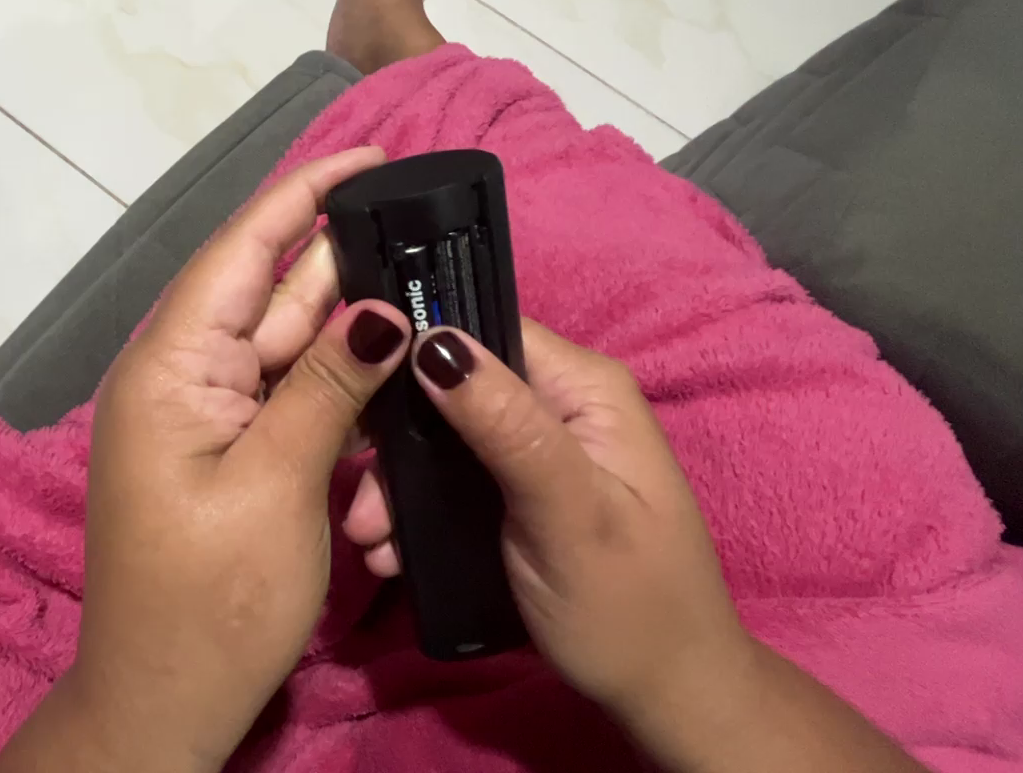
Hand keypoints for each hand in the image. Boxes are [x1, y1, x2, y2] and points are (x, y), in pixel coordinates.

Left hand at [0, 146, 414, 772]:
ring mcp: (207, 407)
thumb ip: (328, 385)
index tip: (369, 158)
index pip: (242, 249)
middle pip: (271, 289)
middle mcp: (184, 369)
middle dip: (342, 256)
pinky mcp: (230, 441)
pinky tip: (387, 354)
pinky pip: (288, 386)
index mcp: (173, 363)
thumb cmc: (211, 602)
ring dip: (346, 315)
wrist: (165, 703)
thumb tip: (383, 309)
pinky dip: (335, 371)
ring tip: (421, 281)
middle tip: (423, 232)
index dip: (304, 194)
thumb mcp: (278, 484)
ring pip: (286, 337)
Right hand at [344, 322, 925, 771]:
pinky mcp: (514, 482)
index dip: (415, 349)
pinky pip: (447, 472)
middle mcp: (556, 400)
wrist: (665, 695)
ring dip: (397, 482)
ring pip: (440, 433)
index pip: (483, 327)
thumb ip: (506, 425)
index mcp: (581, 386)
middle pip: (450, 384)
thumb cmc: (627, 607)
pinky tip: (390, 548)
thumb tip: (432, 340)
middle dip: (396, 438)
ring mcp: (535, 443)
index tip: (357, 397)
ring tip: (370, 539)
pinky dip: (414, 506)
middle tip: (360, 501)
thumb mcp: (566, 514)